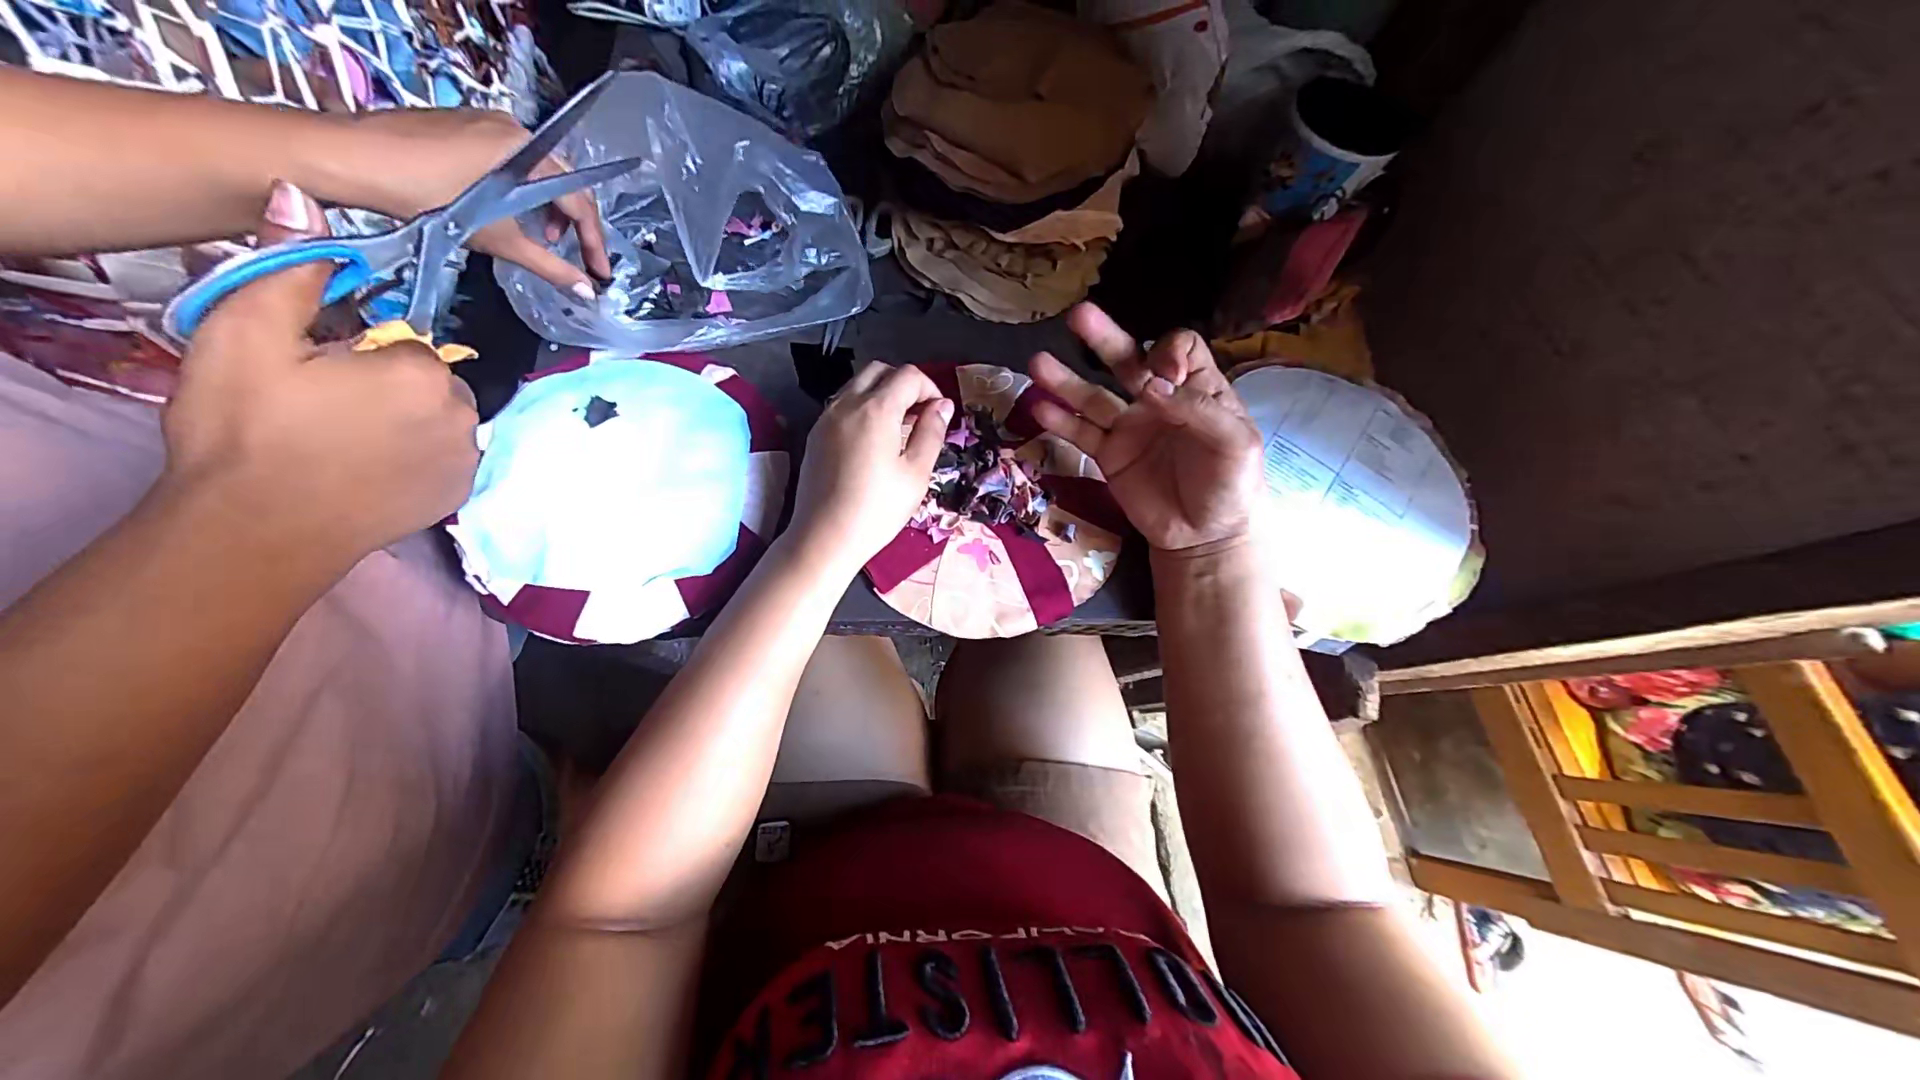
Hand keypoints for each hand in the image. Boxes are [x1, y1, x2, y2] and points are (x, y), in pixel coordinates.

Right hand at [160, 181, 480, 564]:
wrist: (258, 527)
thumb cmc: (247, 431)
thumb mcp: (245, 334)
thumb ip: (288, 268)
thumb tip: (302, 197)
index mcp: (422, 370)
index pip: (404, 338)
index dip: (361, 350)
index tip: (323, 370)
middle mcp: (463, 412)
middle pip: (429, 378)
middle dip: (390, 383)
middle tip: (330, 408)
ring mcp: (468, 457)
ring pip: (441, 417)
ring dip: (409, 419)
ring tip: (349, 441)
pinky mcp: (462, 492)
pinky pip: (448, 455)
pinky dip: (421, 454)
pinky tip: (376, 466)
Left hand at [329, 107, 611, 295]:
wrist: (348, 158)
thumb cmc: (426, 195)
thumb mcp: (498, 237)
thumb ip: (549, 265)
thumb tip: (586, 291)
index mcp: (528, 151)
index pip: (579, 201)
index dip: (593, 241)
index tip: (599, 272)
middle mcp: (514, 129)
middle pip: (564, 183)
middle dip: (574, 224)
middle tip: (575, 257)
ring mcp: (487, 122)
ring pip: (539, 173)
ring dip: (547, 209)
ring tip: (542, 237)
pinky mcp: (465, 124)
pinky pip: (513, 162)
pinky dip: (522, 192)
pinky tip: (511, 212)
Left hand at [788, 362, 952, 572]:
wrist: (824, 537)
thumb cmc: (877, 510)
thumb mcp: (916, 474)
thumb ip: (932, 432)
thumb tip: (942, 406)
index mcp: (876, 410)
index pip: (908, 376)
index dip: (931, 388)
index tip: (940, 414)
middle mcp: (847, 405)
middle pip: (879, 371)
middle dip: (905, 384)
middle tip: (921, 414)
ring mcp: (826, 419)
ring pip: (858, 386)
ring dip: (882, 394)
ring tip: (899, 428)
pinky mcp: (815, 436)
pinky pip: (843, 406)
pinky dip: (863, 409)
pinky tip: (874, 441)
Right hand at [1028, 303, 1262, 553]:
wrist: (1206, 535)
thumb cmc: (1232, 485)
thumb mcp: (1236, 444)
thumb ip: (1199, 410)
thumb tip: (1150, 386)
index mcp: (1197, 388)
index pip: (1179, 348)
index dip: (1167, 351)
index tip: (1161, 374)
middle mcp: (1158, 400)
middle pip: (1128, 359)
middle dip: (1104, 338)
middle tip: (1079, 316)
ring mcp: (1129, 427)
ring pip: (1093, 396)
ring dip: (1065, 380)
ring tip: (1038, 363)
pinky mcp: (1108, 455)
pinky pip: (1081, 434)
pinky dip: (1061, 422)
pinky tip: (1040, 407)